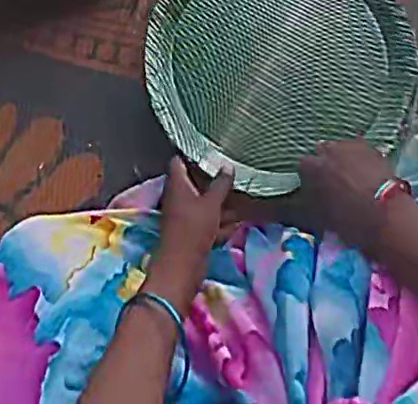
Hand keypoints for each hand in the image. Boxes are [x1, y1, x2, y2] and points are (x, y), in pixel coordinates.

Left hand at [149, 158, 232, 301]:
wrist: (182, 268)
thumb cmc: (193, 228)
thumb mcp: (211, 203)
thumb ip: (221, 184)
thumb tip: (227, 166)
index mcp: (177, 185)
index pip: (179, 161)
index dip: (191, 153)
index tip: (209, 149)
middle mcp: (178, 198)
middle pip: (194, 183)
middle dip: (212, 180)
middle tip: (231, 172)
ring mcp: (184, 217)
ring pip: (203, 204)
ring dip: (220, 203)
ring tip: (240, 198)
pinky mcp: (191, 233)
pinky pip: (207, 222)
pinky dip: (219, 222)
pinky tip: (236, 223)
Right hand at [297, 140, 398, 251]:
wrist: (387, 214)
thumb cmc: (352, 222)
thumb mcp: (324, 218)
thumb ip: (313, 202)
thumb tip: (310, 199)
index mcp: (315, 169)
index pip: (304, 165)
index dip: (309, 175)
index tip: (315, 185)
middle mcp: (330, 151)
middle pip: (322, 150)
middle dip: (325, 161)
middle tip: (333, 178)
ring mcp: (350, 146)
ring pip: (340, 146)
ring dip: (342, 156)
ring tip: (350, 171)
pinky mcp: (370, 146)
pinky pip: (358, 147)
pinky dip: (358, 155)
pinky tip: (364, 167)